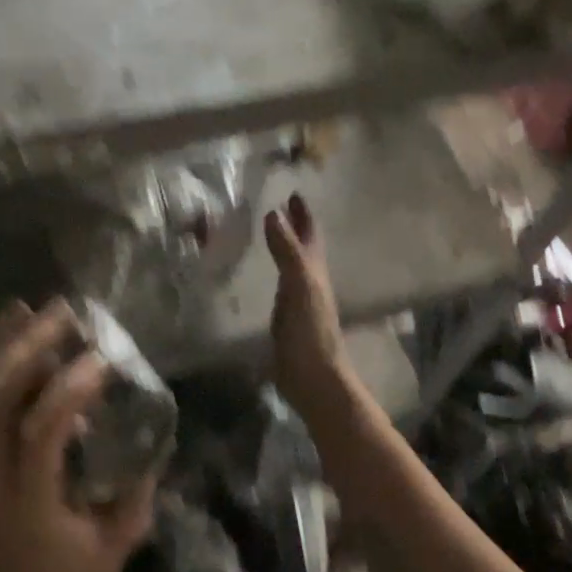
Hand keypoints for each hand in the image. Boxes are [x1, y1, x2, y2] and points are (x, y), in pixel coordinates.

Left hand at [0, 300, 158, 571]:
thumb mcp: (116, 545)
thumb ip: (137, 495)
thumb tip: (154, 437)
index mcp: (28, 504)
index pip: (38, 436)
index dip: (68, 392)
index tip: (101, 360)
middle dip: (26, 350)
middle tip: (65, 315)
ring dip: (1, 345)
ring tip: (34, 310)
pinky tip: (4, 327)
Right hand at [265, 194, 353, 419]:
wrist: (315, 378)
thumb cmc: (310, 331)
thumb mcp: (300, 284)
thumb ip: (287, 251)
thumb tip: (273, 214)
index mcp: (314, 270)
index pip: (310, 234)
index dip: (303, 214)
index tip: (293, 192)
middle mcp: (309, 282)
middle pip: (303, 247)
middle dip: (293, 227)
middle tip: (275, 207)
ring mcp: (298, 302)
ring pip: (291, 266)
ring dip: (281, 248)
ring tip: (263, 234)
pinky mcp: (285, 321)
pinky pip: (278, 288)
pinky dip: (269, 274)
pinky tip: (256, 278)